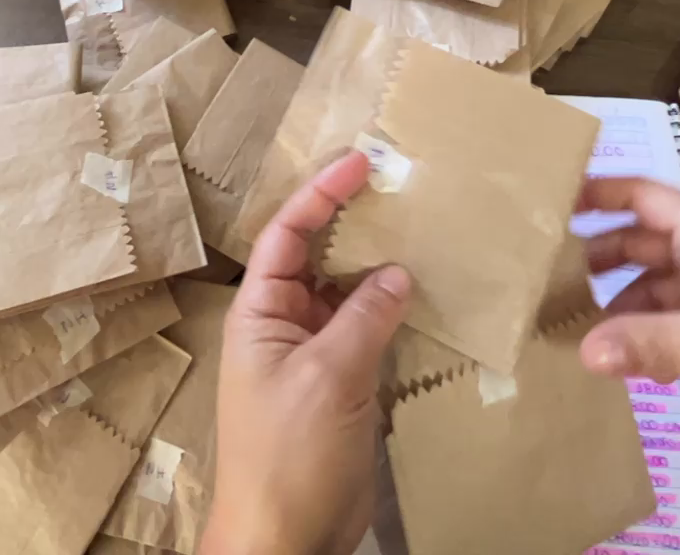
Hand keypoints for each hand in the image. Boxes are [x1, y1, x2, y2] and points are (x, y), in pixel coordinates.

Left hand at [202, 151, 410, 554]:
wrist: (286, 541)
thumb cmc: (290, 453)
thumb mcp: (328, 377)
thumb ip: (364, 317)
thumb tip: (397, 271)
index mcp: (260, 308)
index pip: (288, 233)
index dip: (320, 193)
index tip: (359, 162)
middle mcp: (283, 318)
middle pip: (317, 254)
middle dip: (349, 219)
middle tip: (393, 185)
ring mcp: (312, 348)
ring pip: (345, 289)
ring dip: (374, 262)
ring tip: (415, 227)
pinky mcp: (339, 376)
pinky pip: (363, 325)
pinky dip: (388, 306)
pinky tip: (420, 289)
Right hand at [578, 178, 679, 447]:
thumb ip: (659, 345)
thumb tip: (581, 350)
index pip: (646, 196)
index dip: (598, 190)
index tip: (546, 199)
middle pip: (649, 240)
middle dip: (600, 254)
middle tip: (551, 278)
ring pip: (667, 284)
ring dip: (626, 300)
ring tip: (584, 328)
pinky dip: (658, 332)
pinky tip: (639, 361)